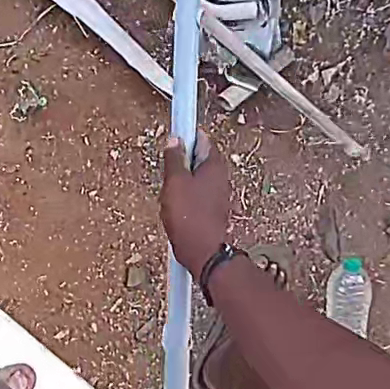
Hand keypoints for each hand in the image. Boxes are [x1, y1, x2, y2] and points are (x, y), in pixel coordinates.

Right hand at [161, 133, 230, 271]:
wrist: (202, 251)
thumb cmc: (190, 217)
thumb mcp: (174, 182)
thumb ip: (174, 159)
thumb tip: (174, 141)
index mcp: (214, 165)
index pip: (202, 139)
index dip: (186, 136)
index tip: (173, 136)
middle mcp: (221, 177)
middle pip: (198, 158)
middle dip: (181, 163)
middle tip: (168, 173)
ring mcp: (218, 194)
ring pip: (196, 178)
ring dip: (182, 183)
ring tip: (171, 195)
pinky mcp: (213, 209)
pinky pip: (197, 195)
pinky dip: (186, 197)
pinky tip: (176, 210)